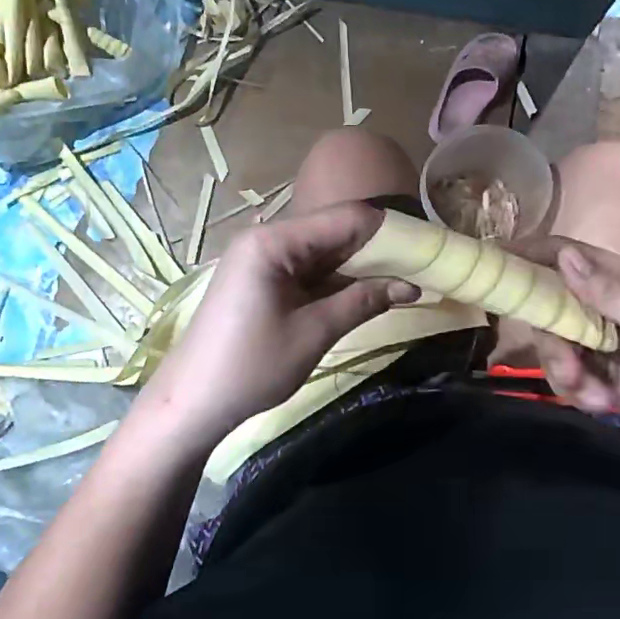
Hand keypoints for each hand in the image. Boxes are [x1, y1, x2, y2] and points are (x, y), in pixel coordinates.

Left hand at [140, 202, 417, 436]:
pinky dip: (332, 281)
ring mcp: (258, 258)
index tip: (427, 250)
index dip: (389, 231)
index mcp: (273, 241)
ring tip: (401, 284)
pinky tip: (362, 295)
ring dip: (356, 268)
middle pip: (332, 231)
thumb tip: (410, 285)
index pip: (345, 218)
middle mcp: (264, 238)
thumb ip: (362, 301)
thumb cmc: (251, 366)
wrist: (192, 400)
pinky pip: (303, 269)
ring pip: (320, 251)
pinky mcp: (257, 279)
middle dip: (376, 250)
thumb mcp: (313, 333)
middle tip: (421, 270)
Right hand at [502, 238, 619, 462]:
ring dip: (565, 372)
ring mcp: (603, 345)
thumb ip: (608, 291)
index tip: (494, 260)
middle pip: (549, 307)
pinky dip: (578, 393)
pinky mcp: (601, 379)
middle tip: (567, 363)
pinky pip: (566, 377)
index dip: (532, 253)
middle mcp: (609, 308)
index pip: (570, 255)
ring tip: (593, 394)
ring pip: (553, 346)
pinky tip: (605, 405)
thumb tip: (561, 255)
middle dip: (550, 338)